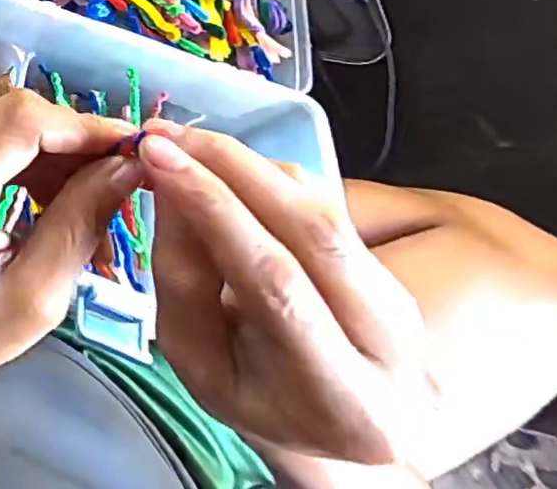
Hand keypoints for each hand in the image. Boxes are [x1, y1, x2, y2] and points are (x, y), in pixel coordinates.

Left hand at [0, 89, 142, 390]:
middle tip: (119, 178)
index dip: (81, 126)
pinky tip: (58, 192)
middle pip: (18, 112)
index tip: (131, 149)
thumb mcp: (35, 300)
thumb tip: (127, 166)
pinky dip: (38, 154)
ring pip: (13, 117)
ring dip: (61, 148)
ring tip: (92, 197)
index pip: (20, 124)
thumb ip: (78, 225)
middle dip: (77, 138)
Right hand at [139, 124, 433, 465]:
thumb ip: (181, 274)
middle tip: (163, 134)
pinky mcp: (390, 269)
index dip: (211, 205)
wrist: (325, 423)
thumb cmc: (246, 393)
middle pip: (311, 229)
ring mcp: (401, 304)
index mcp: (338, 398)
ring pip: (319, 205)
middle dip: (227, 165)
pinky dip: (262, 172)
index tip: (155, 155)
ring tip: (181, 142)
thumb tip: (168, 182)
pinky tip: (219, 166)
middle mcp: (391, 349)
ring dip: (242, 160)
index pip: (273, 279)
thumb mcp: (194, 354)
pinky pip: (323, 202)